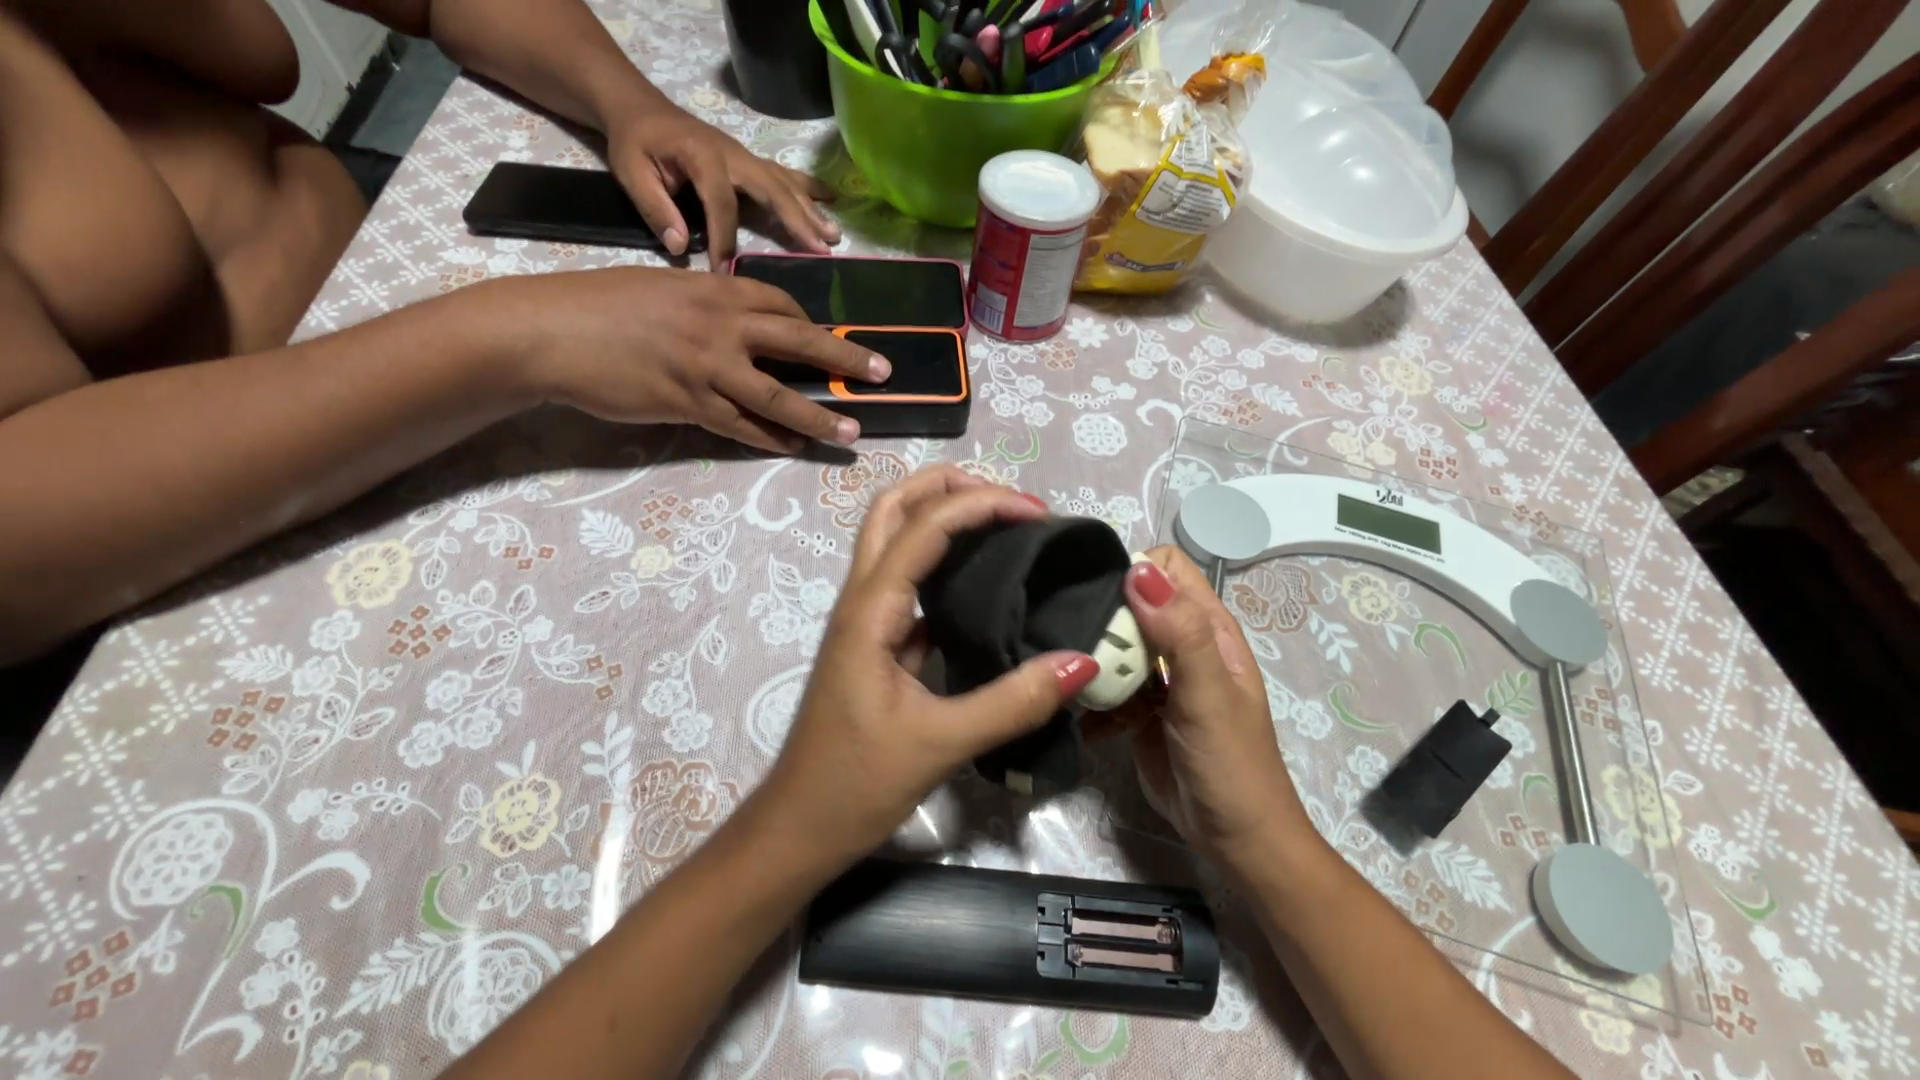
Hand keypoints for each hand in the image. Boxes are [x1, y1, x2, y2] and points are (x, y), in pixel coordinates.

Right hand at [473, 266, 885, 452]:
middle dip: (843, 359)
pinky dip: (771, 439)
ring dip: (818, 417)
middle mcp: (720, 325)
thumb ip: (704, 307)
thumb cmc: (598, 306)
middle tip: (880, 374)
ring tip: (851, 433)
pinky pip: (741, 426)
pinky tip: (795, 448)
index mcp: (714, 289)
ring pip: (777, 396)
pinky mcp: (687, 404)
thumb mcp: (661, 289)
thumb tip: (733, 327)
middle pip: (797, 342)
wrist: (549, 332)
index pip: (781, 303)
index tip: (831, 340)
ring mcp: (706, 367)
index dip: (811, 324)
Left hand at [605, 104, 839, 268]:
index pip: (721, 201)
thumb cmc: (635, 142)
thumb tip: (679, 248)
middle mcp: (733, 153)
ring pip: (785, 183)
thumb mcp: (631, 172)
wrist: (639, 107)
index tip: (724, 270)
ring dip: (811, 210)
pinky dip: (810, 187)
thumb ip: (655, 209)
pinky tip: (833, 201)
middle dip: (797, 220)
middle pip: (771, 189)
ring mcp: (745, 156)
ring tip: (834, 235)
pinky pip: (785, 174)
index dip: (723, 236)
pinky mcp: (750, 161)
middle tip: (822, 248)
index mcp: (702, 155)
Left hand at [755, 467, 1101, 864]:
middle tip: (1012, 502)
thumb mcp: (940, 743)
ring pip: (897, 541)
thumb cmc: (855, 784)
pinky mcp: (879, 646)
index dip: (982, 503)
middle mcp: (862, 601)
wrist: (799, 827)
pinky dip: (948, 565)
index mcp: (870, 611)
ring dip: (945, 517)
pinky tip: (990, 587)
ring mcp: (868, 622)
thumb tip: (1083, 662)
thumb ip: (1012, 702)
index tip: (1039, 513)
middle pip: (894, 509)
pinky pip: (912, 584)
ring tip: (1007, 527)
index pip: (924, 526)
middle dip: (949, 486)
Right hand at [1092, 548, 1319, 871]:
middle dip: (1102, 613)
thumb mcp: (1208, 693)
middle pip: (1133, 604)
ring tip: (1070, 677)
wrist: (1232, 836)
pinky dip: (1094, 700)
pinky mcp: (1137, 712)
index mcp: (1208, 629)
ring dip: (1094, 658)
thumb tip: (1138, 570)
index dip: (1134, 571)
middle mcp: (1182, 645)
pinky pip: (1107, 689)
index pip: (1166, 569)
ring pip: (1115, 645)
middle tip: (1072, 637)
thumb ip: (1179, 632)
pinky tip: (1083, 719)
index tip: (1098, 594)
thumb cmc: (1229, 761)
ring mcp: (1159, 680)